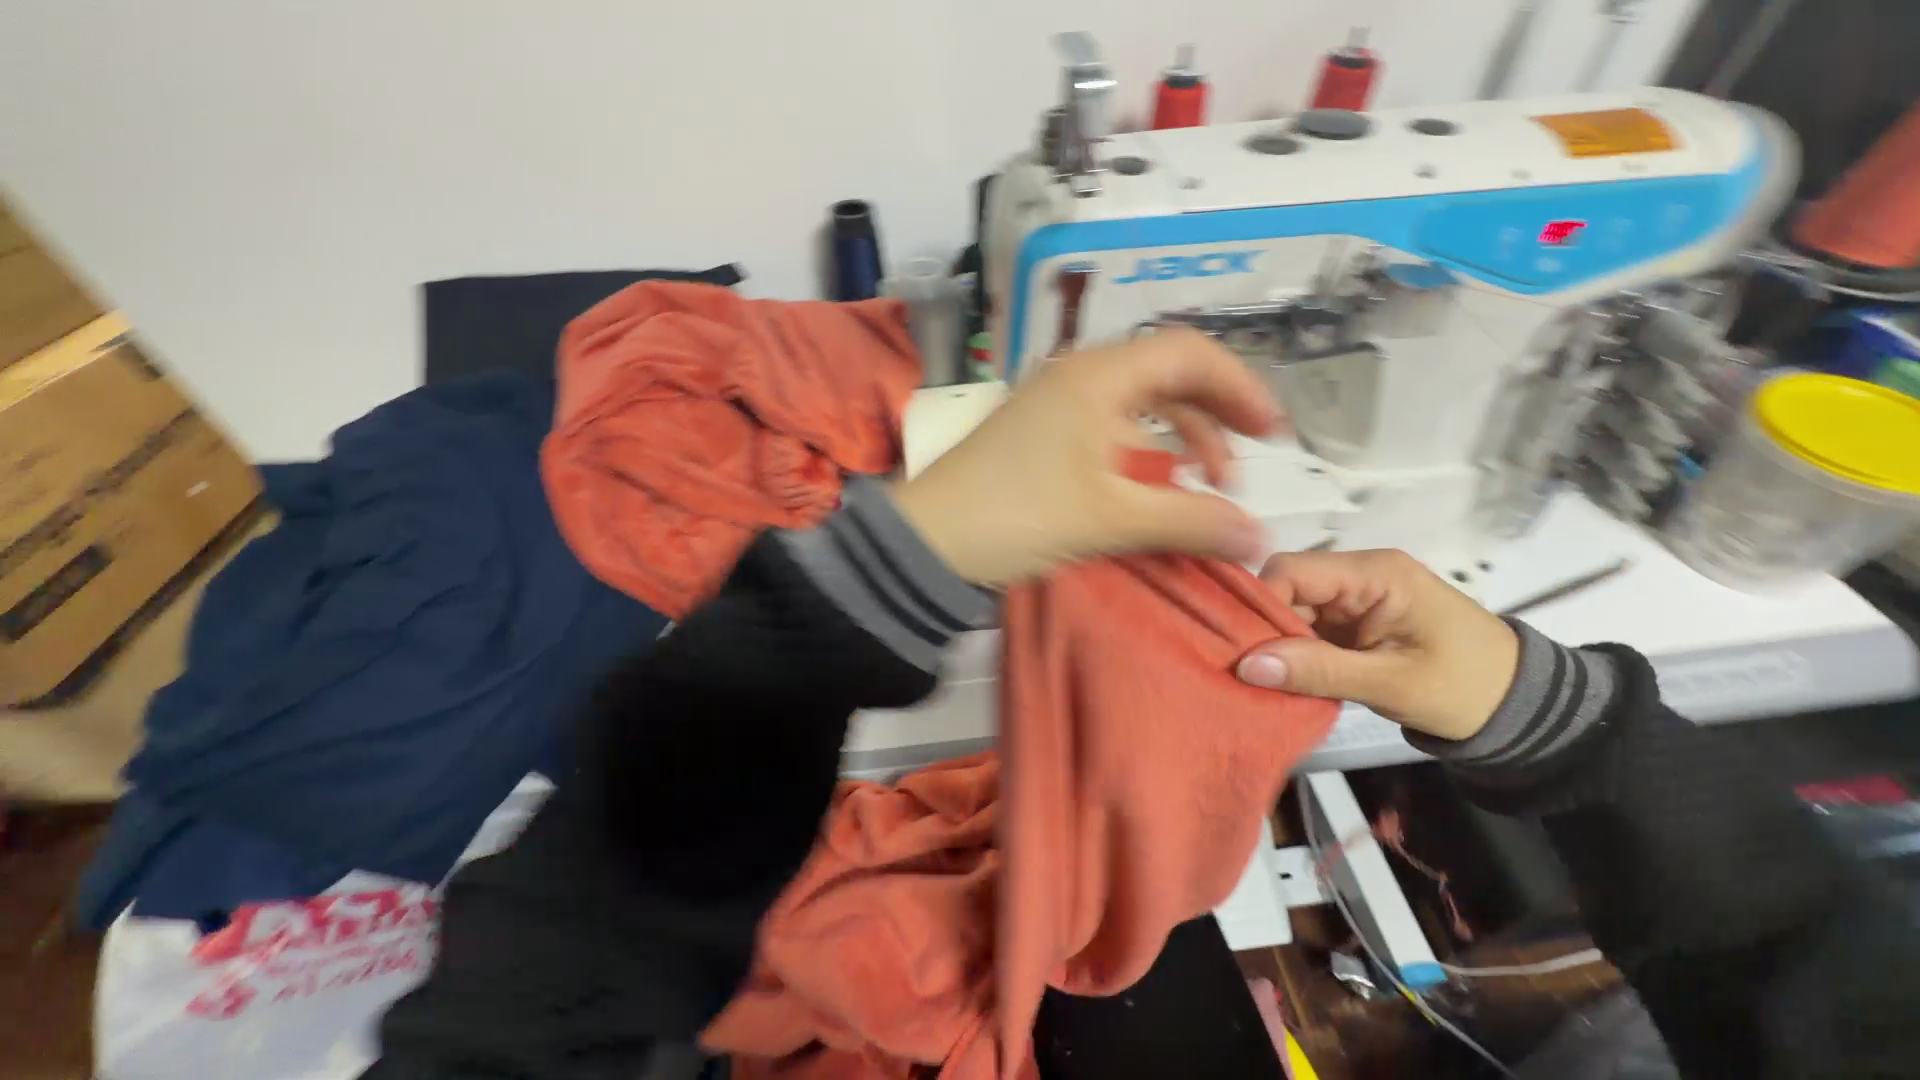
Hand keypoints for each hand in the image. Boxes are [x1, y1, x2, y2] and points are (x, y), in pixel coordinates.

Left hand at [893, 329, 1279, 585]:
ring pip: (1138, 410)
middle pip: (1167, 378)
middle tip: (1242, 467)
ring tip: (1206, 489)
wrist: (925, 542)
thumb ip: (1189, 521)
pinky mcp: (1041, 438)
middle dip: (1213, 418)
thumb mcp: (1109, 518)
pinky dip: (1143, 459)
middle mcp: (1079, 378)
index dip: (1240, 387)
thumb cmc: (1015, 514)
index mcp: (1097, 376)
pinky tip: (1155, 493)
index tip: (1271, 433)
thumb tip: (1259, 536)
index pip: (1188, 353)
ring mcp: (1056, 408)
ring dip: (1179, 443)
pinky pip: (1110, 435)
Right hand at [1234, 550, 1518, 740]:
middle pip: (1286, 590)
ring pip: (1291, 613)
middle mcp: (1358, 577)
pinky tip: (1280, 681)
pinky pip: (1306, 632)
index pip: (1292, 571)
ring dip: (1276, 647)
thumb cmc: (1468, 688)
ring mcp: (1355, 601)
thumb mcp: (1393, 683)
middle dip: (1263, 631)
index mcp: (1375, 574)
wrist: (1520, 708)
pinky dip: (1293, 657)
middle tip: (1242, 673)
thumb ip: (1320, 671)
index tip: (1241, 650)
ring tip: (1258, 682)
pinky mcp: (1353, 624)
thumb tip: (1247, 665)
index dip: (1260, 605)